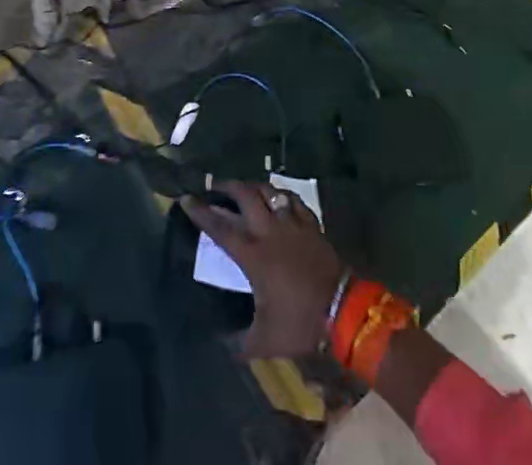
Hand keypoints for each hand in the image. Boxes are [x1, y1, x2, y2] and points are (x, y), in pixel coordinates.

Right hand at [182, 180, 344, 359]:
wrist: (346, 313)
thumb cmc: (300, 323)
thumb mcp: (264, 340)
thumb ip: (239, 341)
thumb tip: (220, 345)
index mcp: (252, 255)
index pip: (219, 226)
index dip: (200, 211)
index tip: (185, 199)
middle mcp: (269, 232)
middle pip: (244, 195)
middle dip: (226, 186)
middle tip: (214, 185)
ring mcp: (293, 225)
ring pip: (270, 192)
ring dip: (253, 186)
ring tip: (243, 187)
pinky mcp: (312, 226)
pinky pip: (294, 201)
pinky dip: (282, 195)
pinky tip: (278, 197)